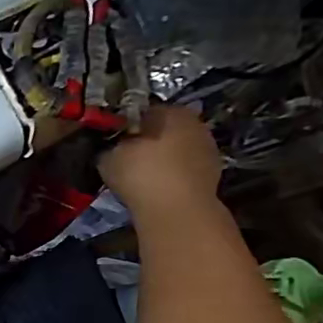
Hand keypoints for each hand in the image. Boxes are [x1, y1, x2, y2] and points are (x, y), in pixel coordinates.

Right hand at [98, 106, 224, 220]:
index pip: (145, 112)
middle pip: (166, 130)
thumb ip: (109, 148)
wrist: (177, 212)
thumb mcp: (109, 159)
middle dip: (149, 143)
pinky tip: (159, 192)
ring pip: (178, 151)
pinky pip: (186, 171)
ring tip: (143, 180)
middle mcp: (195, 123)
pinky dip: (174, 178)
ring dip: (164, 161)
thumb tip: (110, 148)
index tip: (117, 144)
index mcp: (171, 111)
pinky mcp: (213, 175)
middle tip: (129, 162)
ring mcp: (208, 149)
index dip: (128, 127)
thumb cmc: (142, 175)